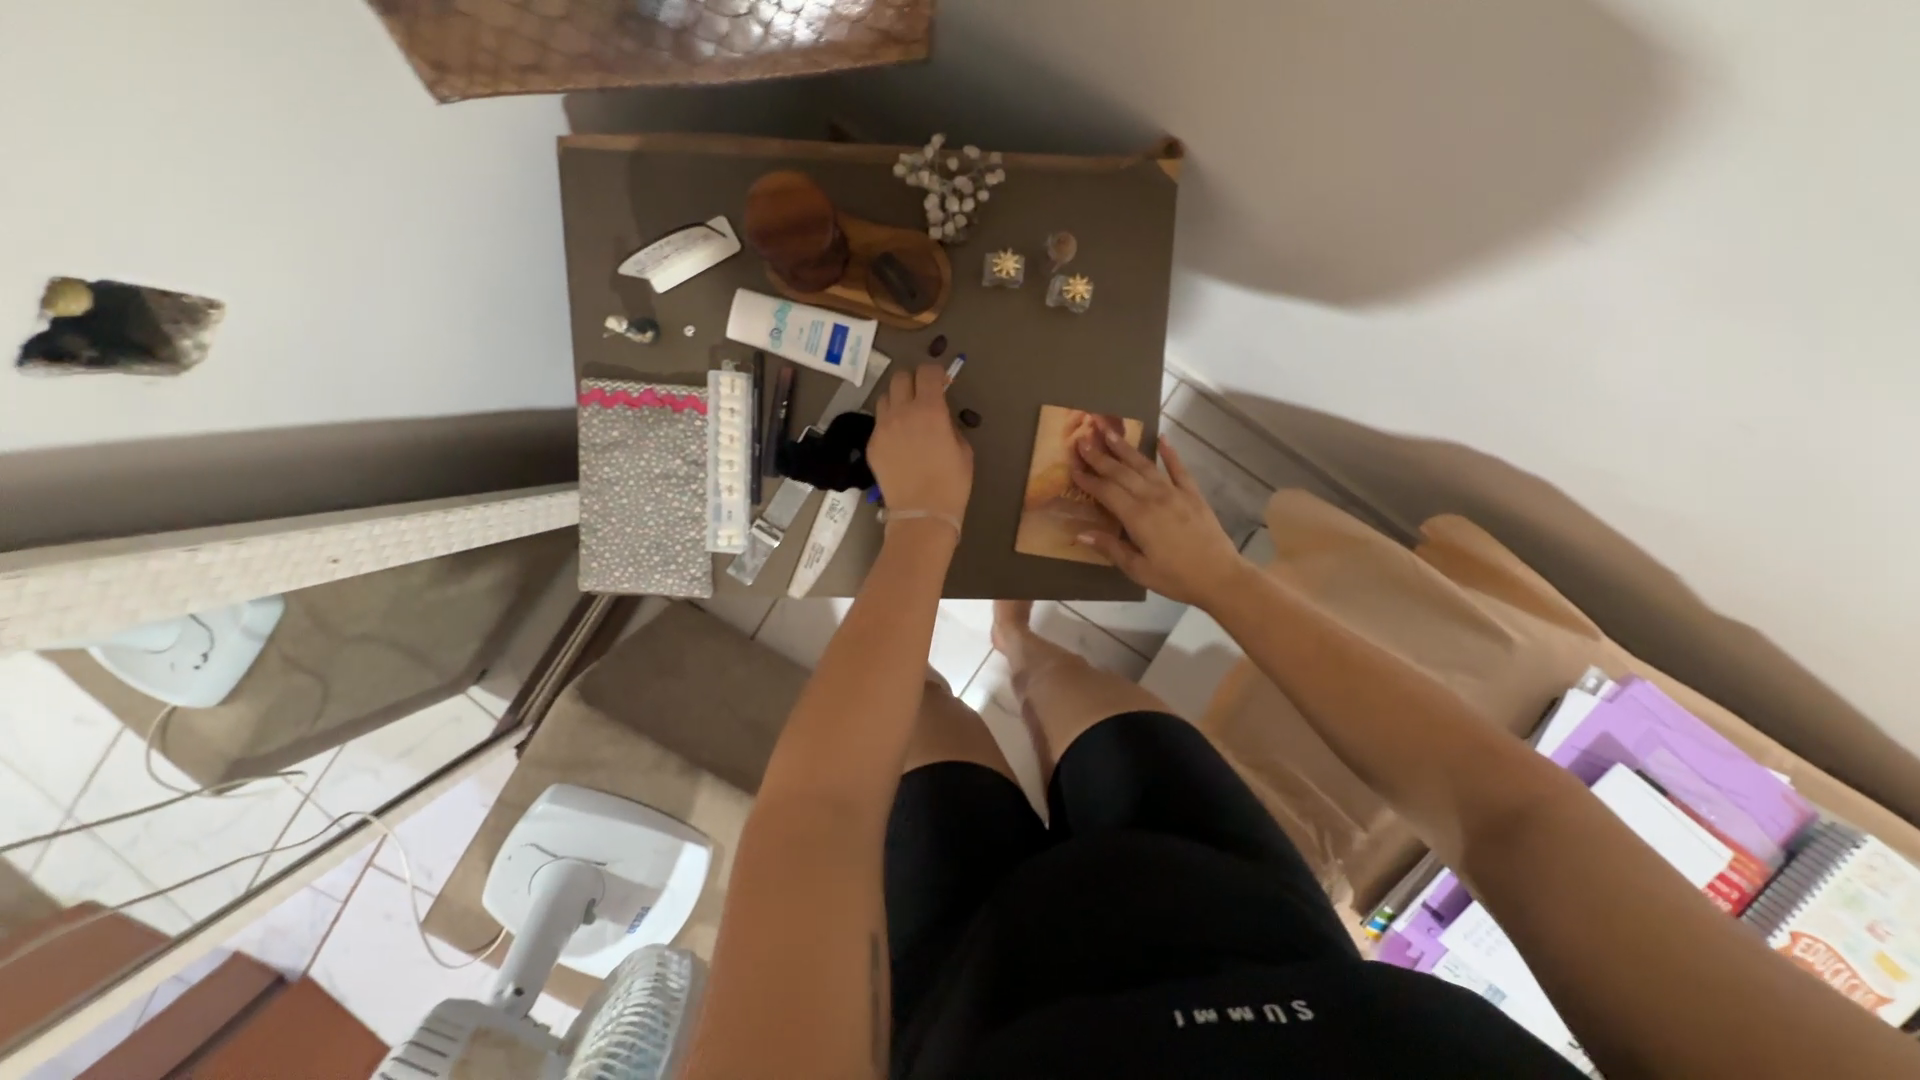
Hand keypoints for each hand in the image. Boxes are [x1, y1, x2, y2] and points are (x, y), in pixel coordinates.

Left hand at [869, 363, 973, 530]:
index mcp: (930, 410)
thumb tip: (940, 417)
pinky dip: (889, 423)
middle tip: (922, 395)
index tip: (941, 382)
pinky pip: (879, 422)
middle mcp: (902, 412)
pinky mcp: (872, 444)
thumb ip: (949, 425)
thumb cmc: (951, 484)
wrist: (921, 514)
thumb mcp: (963, 449)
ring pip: (885, 397)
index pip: (927, 372)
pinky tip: (899, 440)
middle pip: (900, 377)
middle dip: (913, 381)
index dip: (935, 373)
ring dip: (897, 400)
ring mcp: (882, 427)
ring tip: (907, 416)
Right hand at [1070, 429, 1251, 606]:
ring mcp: (1175, 493)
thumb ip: (1111, 549)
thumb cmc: (1175, 578)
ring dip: (1126, 448)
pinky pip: (1179, 469)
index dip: (1089, 480)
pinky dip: (1169, 453)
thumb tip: (1081, 534)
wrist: (1220, 577)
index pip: (1107, 492)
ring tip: (1110, 432)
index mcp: (1137, 517)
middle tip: (1083, 440)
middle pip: (1122, 473)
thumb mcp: (1138, 570)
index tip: (1073, 468)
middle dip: (1101, 456)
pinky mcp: (1193, 494)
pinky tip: (1162, 438)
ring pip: (1145, 465)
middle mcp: (1154, 498)